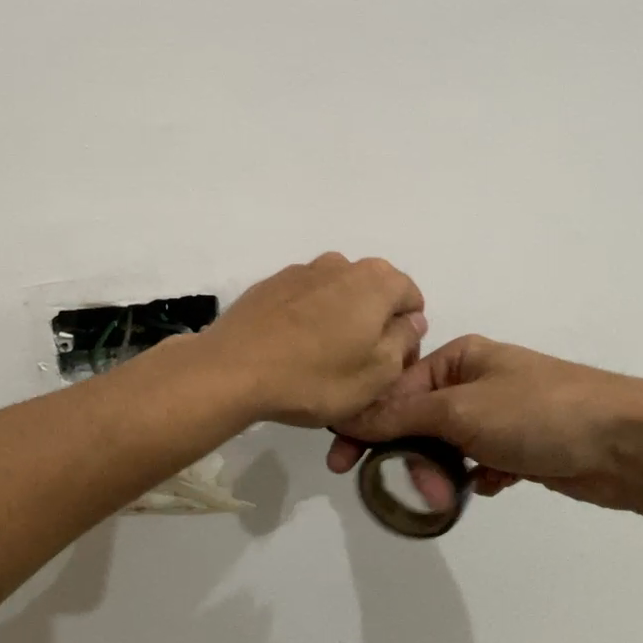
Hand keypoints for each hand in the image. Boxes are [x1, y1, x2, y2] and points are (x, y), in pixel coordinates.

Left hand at [196, 253, 427, 427]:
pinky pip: (299, 303)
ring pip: (334, 297)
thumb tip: (410, 321)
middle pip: (371, 295)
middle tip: (353, 369)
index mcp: (377, 280)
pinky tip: (288, 353)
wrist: (231, 372)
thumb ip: (403, 341)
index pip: (411, 300)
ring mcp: (298, 272)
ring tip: (316, 362)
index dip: (406, 336)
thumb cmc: (314, 378)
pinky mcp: (266, 287)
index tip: (387, 369)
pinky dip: (302, 322)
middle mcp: (340, 264)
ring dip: (334, 323)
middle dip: (370, 326)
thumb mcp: (377, 374)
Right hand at [326, 334, 642, 512]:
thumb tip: (346, 418)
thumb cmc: (541, 413)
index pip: (392, 390)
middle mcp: (474, 382)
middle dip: (405, 456)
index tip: (340, 462)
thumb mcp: (460, 410)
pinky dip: (472, 478)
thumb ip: (399, 416)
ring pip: (444, 447)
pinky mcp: (519, 447)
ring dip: (438, 473)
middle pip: (415, 421)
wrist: (632, 445)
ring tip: (445, 496)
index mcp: (458, 359)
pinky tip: (482, 488)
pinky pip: (475, 463)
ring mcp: (498, 415)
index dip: (363, 425)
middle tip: (394, 487)